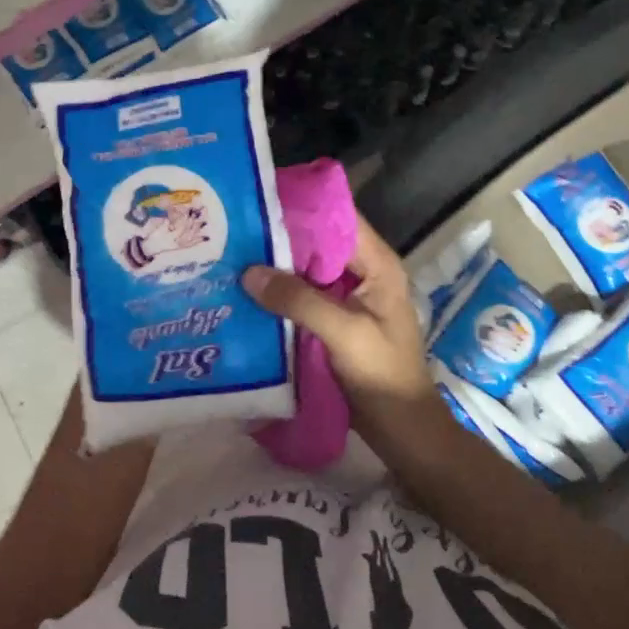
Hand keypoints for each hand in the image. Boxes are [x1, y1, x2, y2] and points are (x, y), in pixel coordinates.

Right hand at [242, 213, 437, 416]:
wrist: (400, 429)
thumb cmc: (382, 374)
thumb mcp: (343, 332)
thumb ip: (299, 300)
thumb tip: (248, 273)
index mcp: (377, 265)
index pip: (339, 218)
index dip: (303, 206)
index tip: (260, 200)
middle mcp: (360, 274)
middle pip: (316, 243)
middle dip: (279, 237)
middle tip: (232, 229)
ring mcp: (344, 299)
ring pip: (304, 271)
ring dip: (273, 267)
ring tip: (228, 255)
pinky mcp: (329, 322)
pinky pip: (298, 298)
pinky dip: (275, 295)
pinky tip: (242, 293)